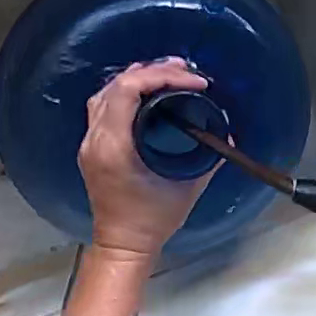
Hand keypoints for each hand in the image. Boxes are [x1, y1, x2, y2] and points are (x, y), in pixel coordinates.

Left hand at [79, 58, 216, 258]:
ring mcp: (88, 142)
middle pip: (115, 85)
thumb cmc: (153, 220)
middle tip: (184, 70)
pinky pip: (102, 107)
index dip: (161, 76)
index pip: (127, 90)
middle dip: (151, 71)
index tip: (194, 82)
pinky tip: (146, 92)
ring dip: (135, 78)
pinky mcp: (90, 147)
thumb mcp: (187, 187)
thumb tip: (226, 131)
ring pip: (104, 93)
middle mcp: (95, 139)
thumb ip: (207, 156)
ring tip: (166, 74)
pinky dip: (124, 92)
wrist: (122, 246)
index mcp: (114, 146)